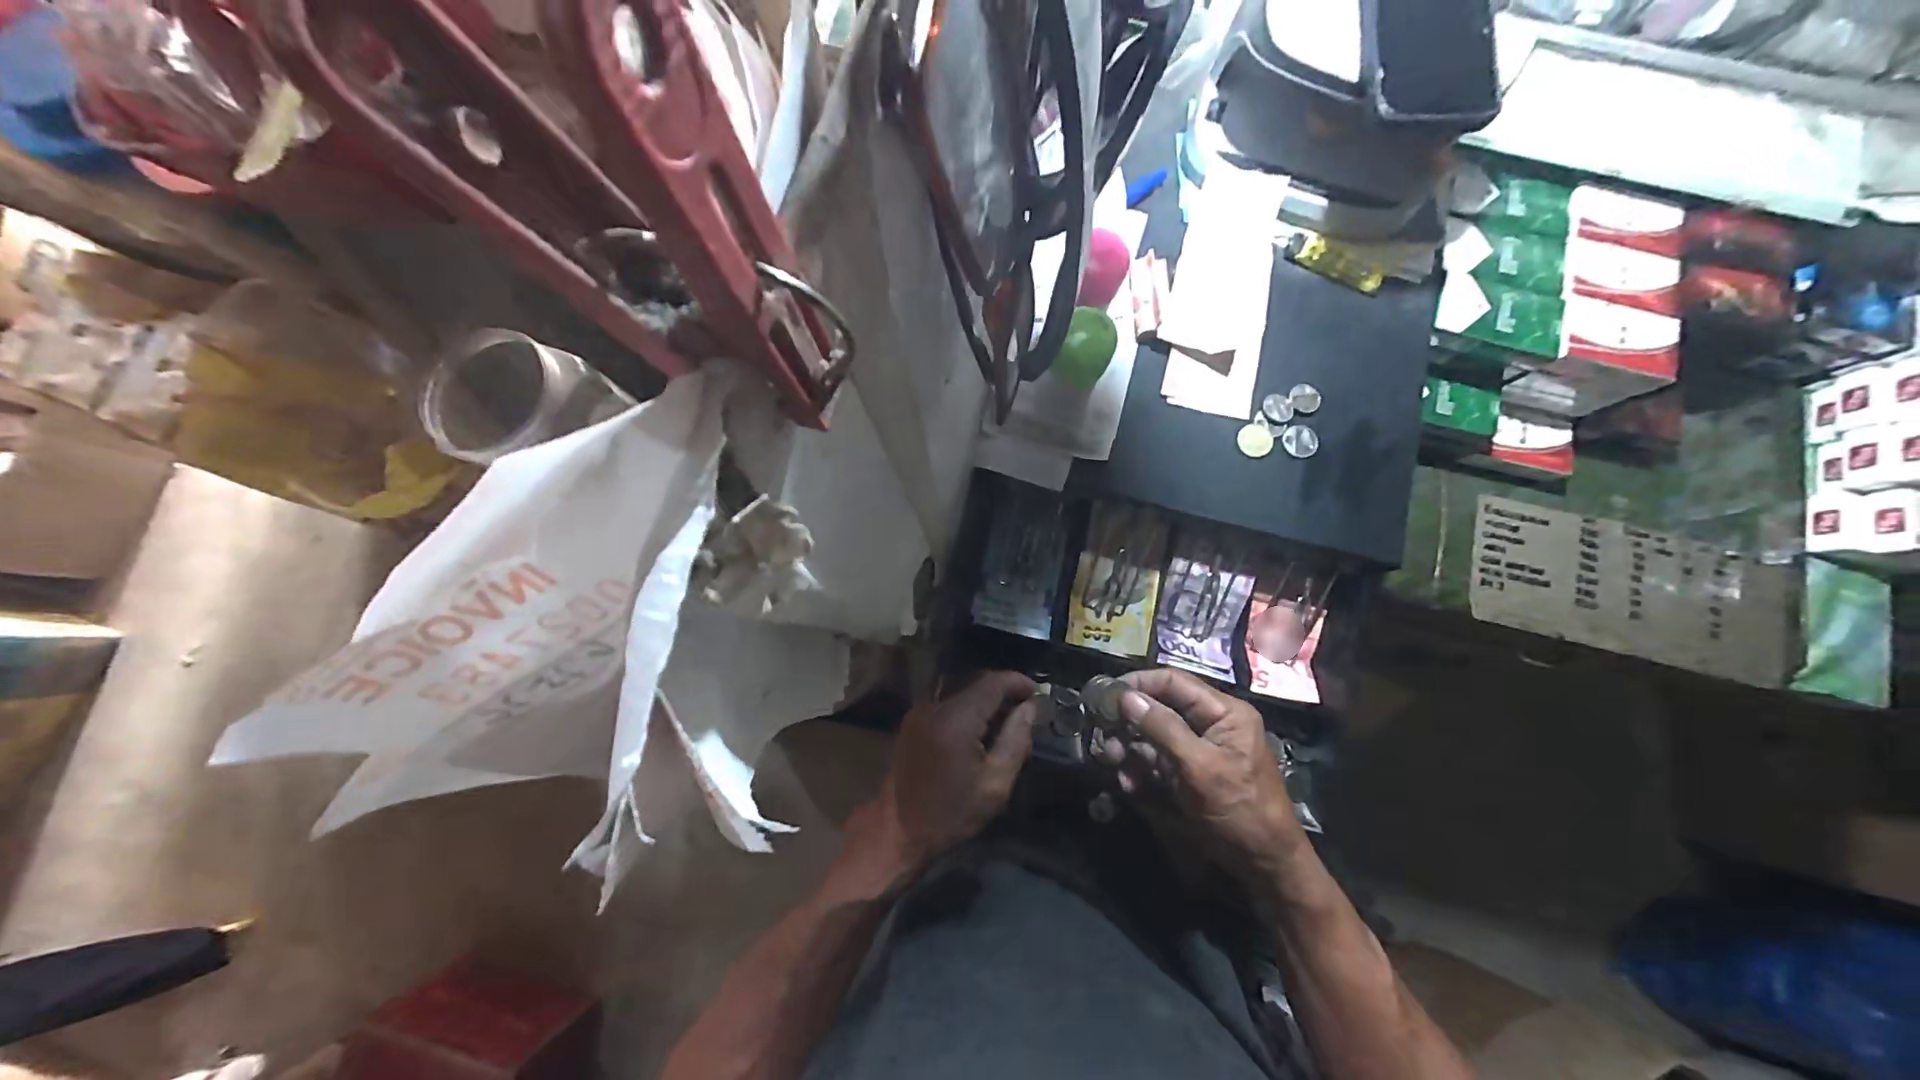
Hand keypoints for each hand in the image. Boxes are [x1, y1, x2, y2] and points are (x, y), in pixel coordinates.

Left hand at [849, 671, 1036, 877]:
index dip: (1017, 682)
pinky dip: (968, 711)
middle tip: (1025, 715)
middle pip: (976, 685)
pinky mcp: (913, 721)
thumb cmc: (952, 814)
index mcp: (955, 721)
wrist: (900, 830)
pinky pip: (948, 704)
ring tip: (1005, 727)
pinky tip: (978, 734)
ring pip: (962, 693)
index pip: (992, 683)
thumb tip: (1029, 707)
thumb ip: (1015, 740)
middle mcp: (934, 707)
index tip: (1037, 693)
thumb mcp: (995, 784)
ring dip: (985, 703)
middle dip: (1003, 694)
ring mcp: (919, 712)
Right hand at [1115, 668, 1309, 886]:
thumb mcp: (1199, 767)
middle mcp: (1210, 724)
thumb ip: (1162, 728)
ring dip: (1129, 749)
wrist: (1265, 866)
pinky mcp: (1188, 773)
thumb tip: (1126, 697)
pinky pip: (1156, 761)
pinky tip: (1130, 786)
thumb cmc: (1240, 811)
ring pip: (1152, 736)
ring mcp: (1198, 749)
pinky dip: (1139, 770)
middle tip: (1104, 738)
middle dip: (1128, 723)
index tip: (1105, 696)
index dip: (1138, 684)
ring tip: (1113, 764)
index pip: (1173, 682)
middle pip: (1159, 708)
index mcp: (1224, 712)